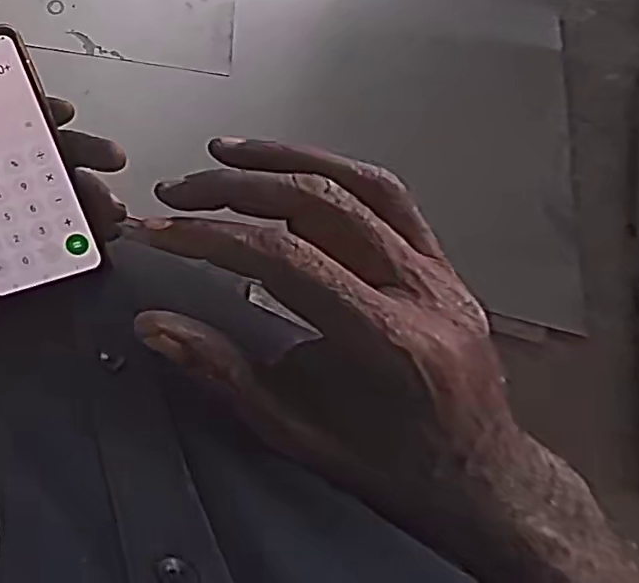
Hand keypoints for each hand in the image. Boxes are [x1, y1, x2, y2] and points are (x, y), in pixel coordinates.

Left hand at [0, 93, 125, 341]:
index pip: (6, 122)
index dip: (36, 109)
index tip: (62, 110)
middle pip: (47, 151)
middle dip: (83, 149)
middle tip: (110, 155)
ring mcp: (18, 208)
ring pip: (64, 187)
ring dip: (92, 190)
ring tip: (108, 204)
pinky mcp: (32, 239)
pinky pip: (67, 226)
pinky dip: (89, 226)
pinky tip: (102, 230)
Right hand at [130, 139, 638, 582]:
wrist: (486, 484)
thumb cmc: (393, 467)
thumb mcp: (293, 433)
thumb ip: (219, 372)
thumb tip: (152, 325)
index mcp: (391, 344)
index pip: (283, 260)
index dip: (207, 236)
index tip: (156, 230)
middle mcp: (422, 295)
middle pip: (314, 205)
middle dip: (229, 189)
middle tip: (175, 192)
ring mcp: (437, 271)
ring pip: (352, 183)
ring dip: (277, 160)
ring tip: (220, 153)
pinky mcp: (436, 259)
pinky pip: (382, 191)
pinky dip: (323, 166)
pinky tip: (280, 164)